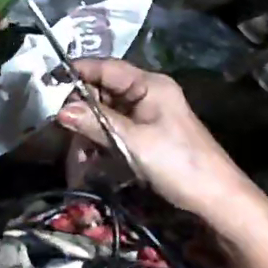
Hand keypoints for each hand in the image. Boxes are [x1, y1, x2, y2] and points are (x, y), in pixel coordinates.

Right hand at [57, 59, 254, 217]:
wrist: (219, 200)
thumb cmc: (179, 164)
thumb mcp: (133, 143)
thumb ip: (96, 123)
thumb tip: (59, 110)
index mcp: (150, 85)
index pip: (106, 67)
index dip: (78, 70)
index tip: (49, 79)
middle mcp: (147, 93)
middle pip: (104, 89)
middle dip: (81, 108)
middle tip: (60, 126)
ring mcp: (148, 114)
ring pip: (106, 112)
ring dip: (89, 130)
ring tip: (76, 154)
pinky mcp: (147, 135)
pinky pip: (115, 129)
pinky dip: (101, 142)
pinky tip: (89, 160)